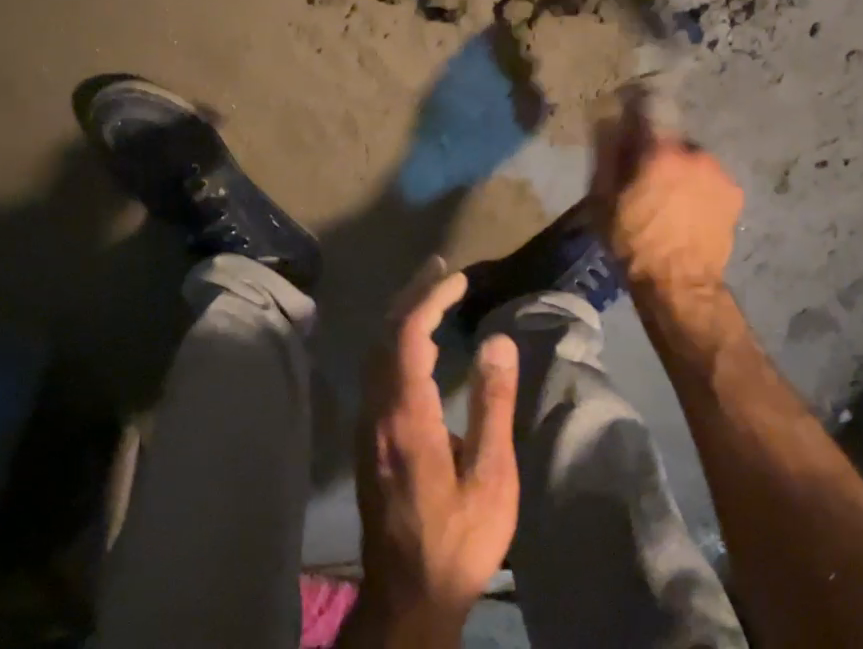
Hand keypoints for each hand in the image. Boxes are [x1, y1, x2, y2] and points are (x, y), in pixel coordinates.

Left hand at [348, 260, 519, 645]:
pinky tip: (415, 343)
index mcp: (405, 416)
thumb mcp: (491, 476)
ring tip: (432, 293)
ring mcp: (367, 425)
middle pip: (384, 335)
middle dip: (411, 295)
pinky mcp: (368, 438)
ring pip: (375, 352)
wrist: (408, 594)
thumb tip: (495, 341)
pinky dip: (395, 341)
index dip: (430, 298)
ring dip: (401, 316)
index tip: (457, 278)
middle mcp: (376, 411)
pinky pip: (376, 371)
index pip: (408, 335)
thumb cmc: (459, 539)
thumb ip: (492, 405)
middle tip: (442, 269)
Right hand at [591, 89, 743, 297]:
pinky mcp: (734, 193)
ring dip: (681, 169)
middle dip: (658, 149)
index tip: (625, 110)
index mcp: (660, 150)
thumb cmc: (632, 242)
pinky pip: (710, 179)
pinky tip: (688, 209)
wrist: (679, 284)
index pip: (647, 107)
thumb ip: (607, 154)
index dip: (634, 106)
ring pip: (693, 159)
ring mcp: (719, 173)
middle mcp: (695, 152)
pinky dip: (699, 186)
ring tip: (669, 198)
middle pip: (671, 138)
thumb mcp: (603, 199)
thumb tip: (606, 119)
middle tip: (645, 175)